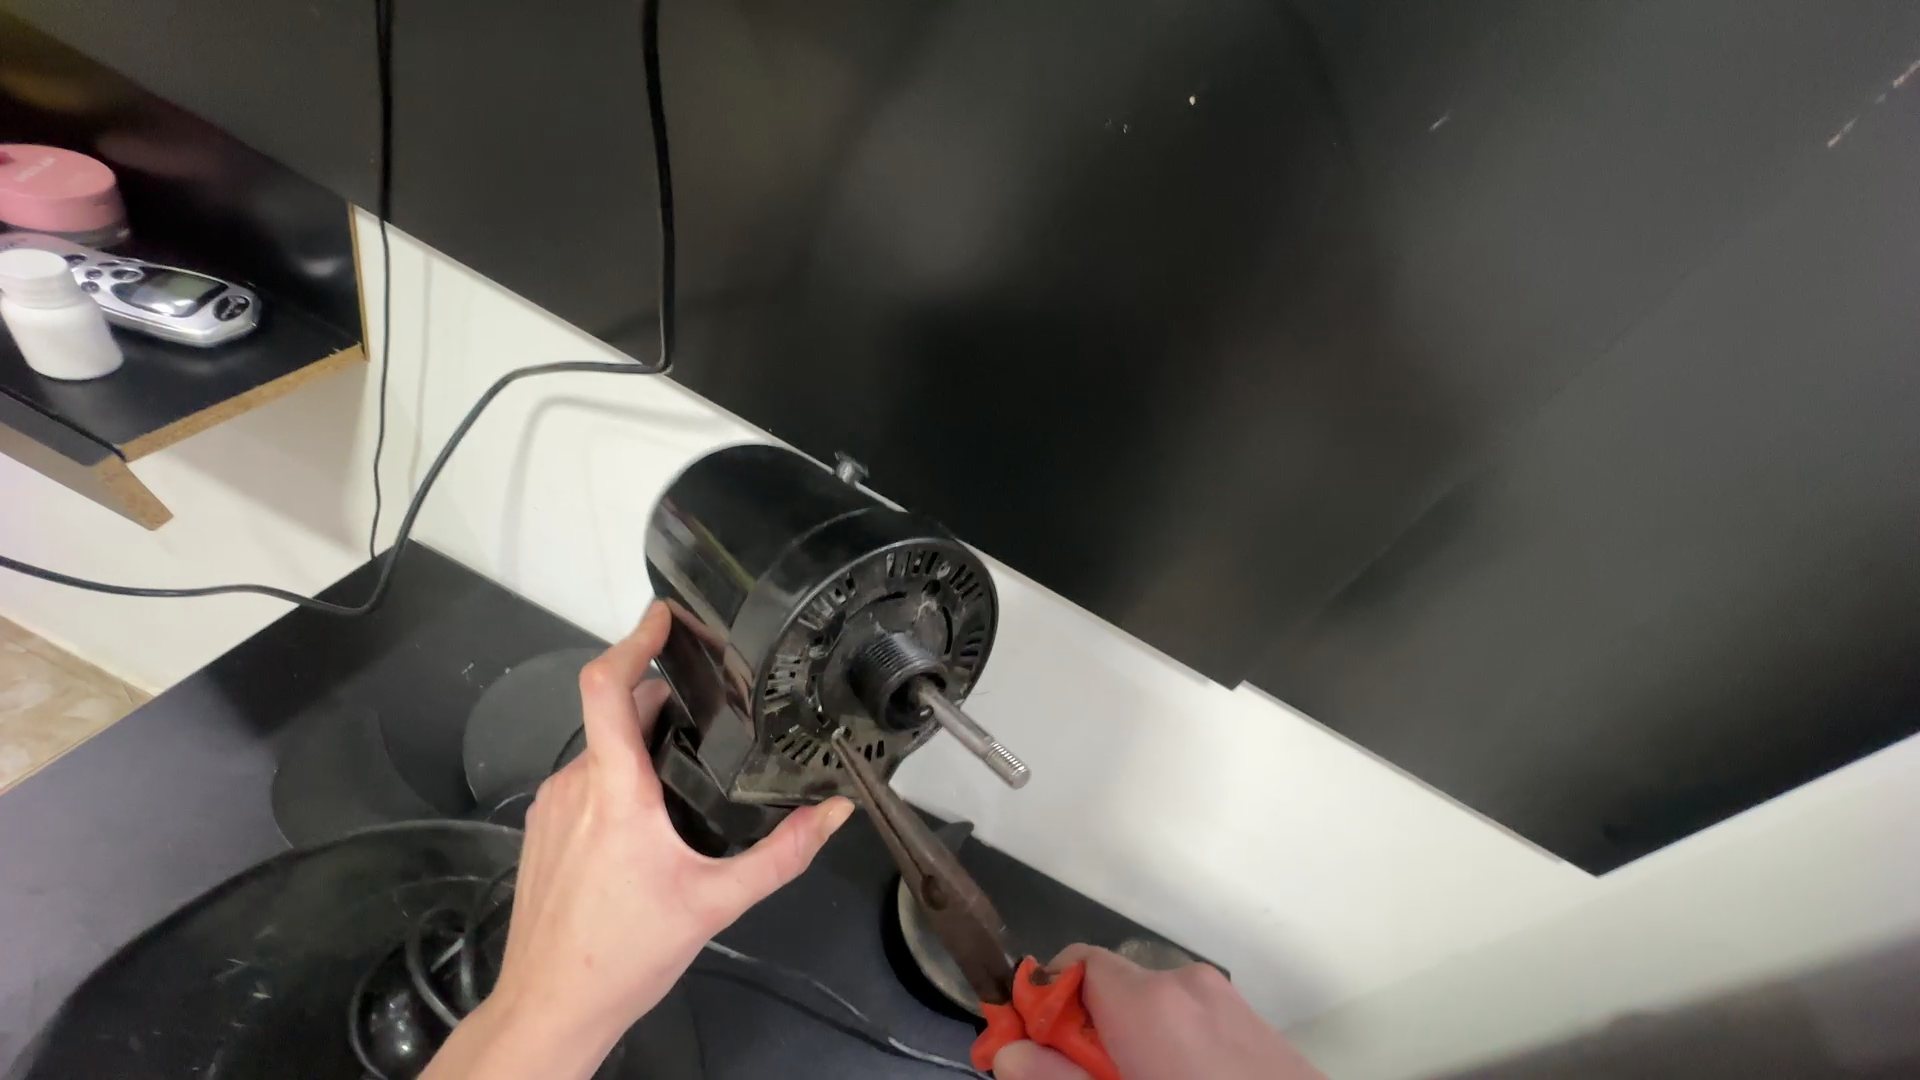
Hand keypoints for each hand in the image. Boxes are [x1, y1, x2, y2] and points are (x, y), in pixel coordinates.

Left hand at [423, 602, 854, 1079]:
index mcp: (615, 790)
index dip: (635, 641)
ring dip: (643, 732)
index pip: (608, 688)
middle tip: (713, 687)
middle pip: (615, 708)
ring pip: (602, 744)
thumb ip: (783, 854)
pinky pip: (587, 773)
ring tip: (695, 743)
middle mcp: (575, 785)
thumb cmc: (624, 954)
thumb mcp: (717, 902)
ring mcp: (552, 805)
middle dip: (662, 689)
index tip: (664, 615)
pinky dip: (621, 764)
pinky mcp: (543, 826)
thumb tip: (835, 812)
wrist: (548, 1009)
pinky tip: (655, 798)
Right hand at [992, 946, 1324, 1079]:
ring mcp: (1226, 1000)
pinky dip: (1169, 1046)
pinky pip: (1190, 1019)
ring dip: (1127, 1041)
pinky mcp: (1254, 1023)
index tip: (1032, 1045)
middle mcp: (1185, 982)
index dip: (1047, 999)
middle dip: (1086, 1030)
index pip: (1077, 962)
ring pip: (1150, 1006)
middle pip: (1112, 986)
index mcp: (1150, 1000)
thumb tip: (1005, 1052)